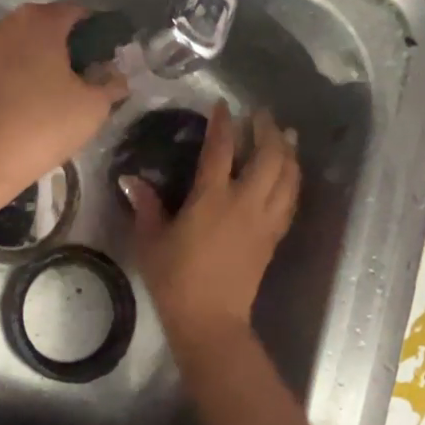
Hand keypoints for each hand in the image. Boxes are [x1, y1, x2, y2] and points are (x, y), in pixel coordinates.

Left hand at [0, 2, 128, 199]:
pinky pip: (2, 62)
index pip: (76, 12)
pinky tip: (28, 98)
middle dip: (65, 44)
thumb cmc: (46, 123)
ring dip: (39, 57)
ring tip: (55, 89)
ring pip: (21, 43)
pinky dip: (17, 72)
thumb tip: (116, 76)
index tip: (105, 56)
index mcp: (41, 20)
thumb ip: (111, 83)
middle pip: (46, 24)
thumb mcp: (94, 106)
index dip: (95, 31)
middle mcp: (8, 22)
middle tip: (83, 75)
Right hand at [124, 103, 299, 350]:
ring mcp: (264, 220)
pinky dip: (292, 179)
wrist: (210, 320)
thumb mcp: (150, 240)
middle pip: (268, 155)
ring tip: (284, 135)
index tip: (222, 104)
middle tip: (260, 114)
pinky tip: (289, 173)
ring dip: (287, 151)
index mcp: (211, 199)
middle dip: (266, 130)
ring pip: (288, 175)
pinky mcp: (274, 236)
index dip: (222, 123)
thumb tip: (132, 180)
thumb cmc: (174, 279)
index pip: (220, 149)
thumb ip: (146, 206)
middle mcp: (244, 202)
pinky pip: (291, 199)